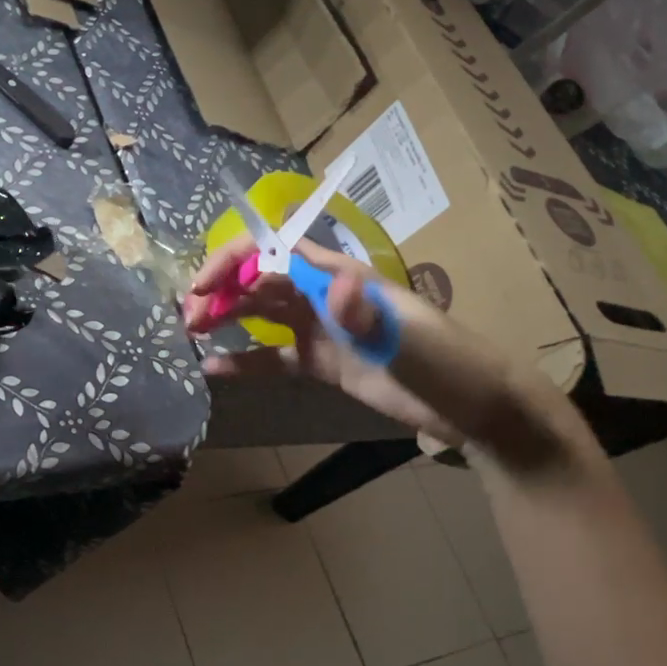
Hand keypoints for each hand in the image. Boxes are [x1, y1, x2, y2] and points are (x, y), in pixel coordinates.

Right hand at [183, 239, 593, 470]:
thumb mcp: (413, 339)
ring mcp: (322, 328)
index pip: (276, 255)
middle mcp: (325, 296)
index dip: (234, 263)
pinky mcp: (322, 362)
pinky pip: (273, 358)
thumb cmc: (452, 364)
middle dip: (219, 290)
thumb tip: (335, 285)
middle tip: (187, 317)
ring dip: (225, 316)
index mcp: (342, 279)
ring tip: (189, 331)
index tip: (202, 287)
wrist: (479, 410)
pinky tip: (213, 368)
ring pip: (260, 313)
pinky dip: (243, 361)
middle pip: (260, 280)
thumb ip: (370, 315)